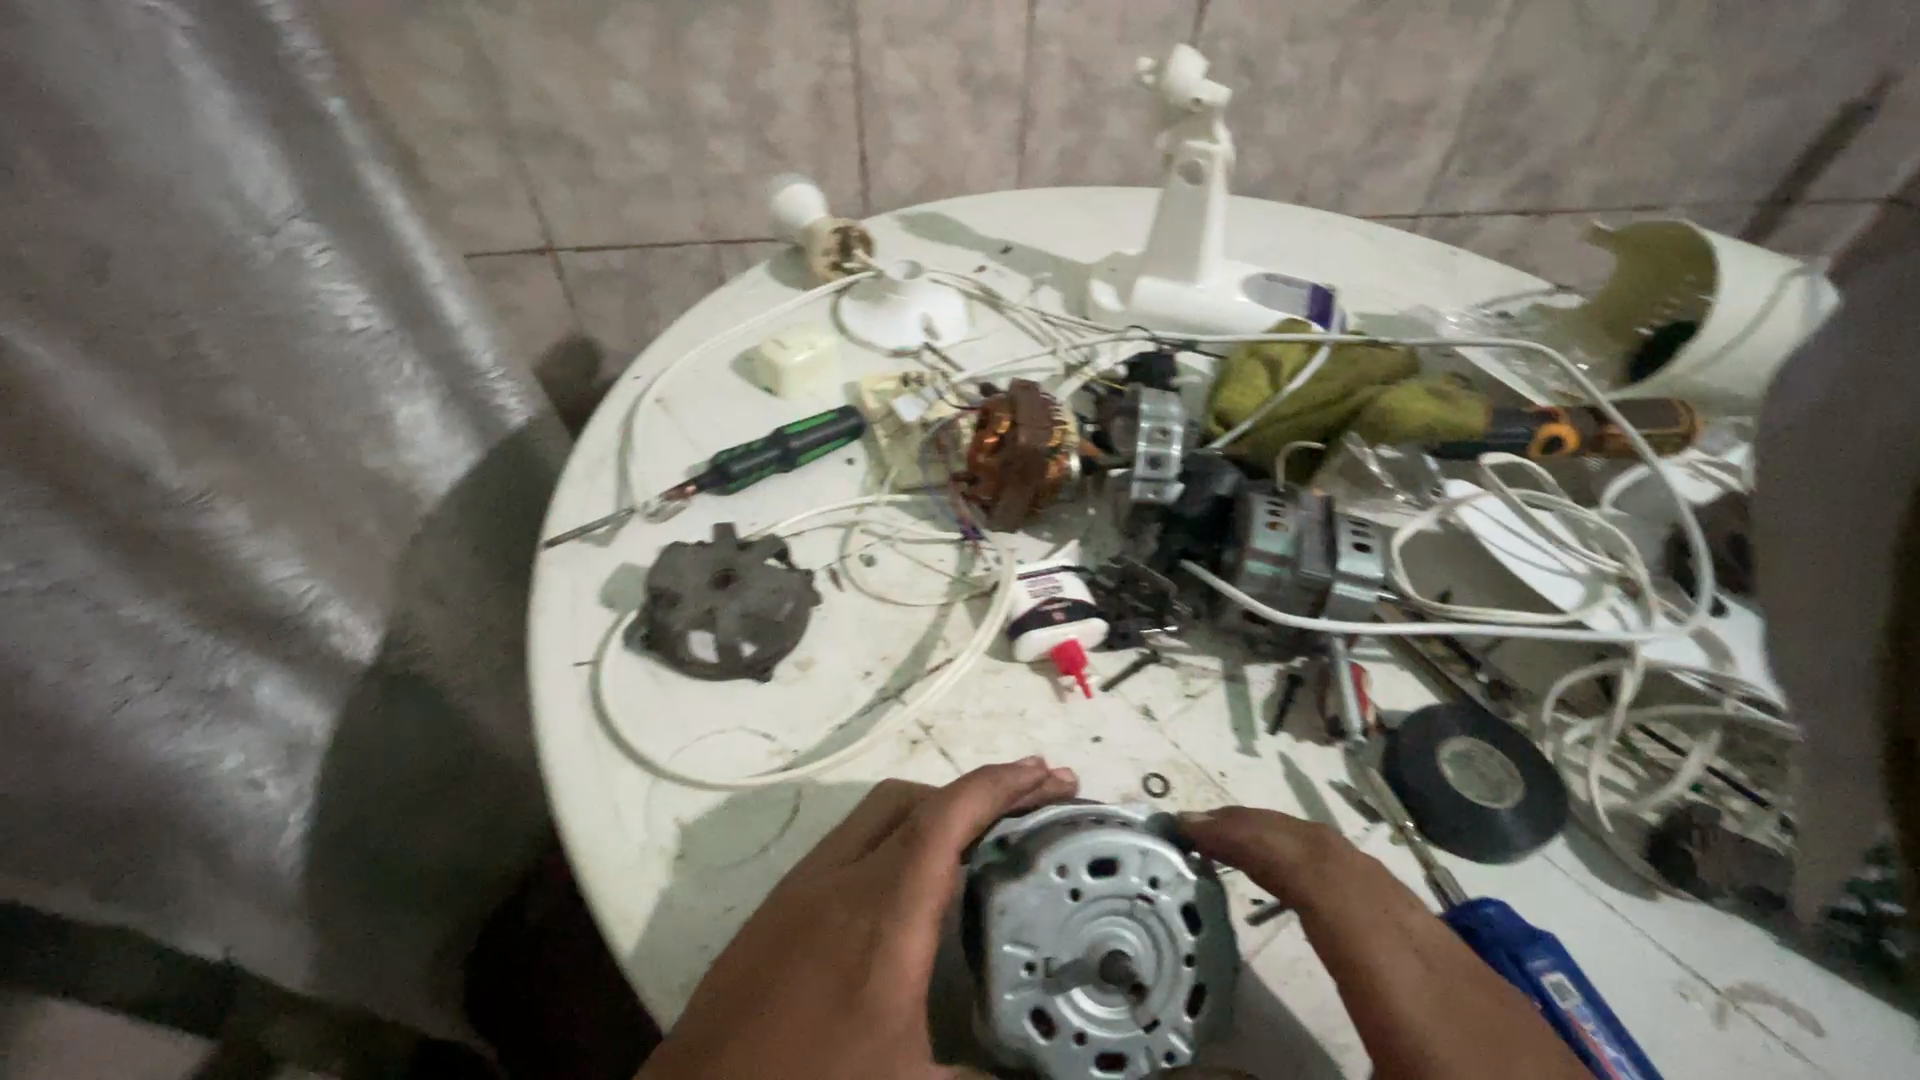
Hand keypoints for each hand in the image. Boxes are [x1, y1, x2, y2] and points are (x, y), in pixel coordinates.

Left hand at [639, 757, 1079, 1079]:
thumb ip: (981, 1072)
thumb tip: (1041, 1072)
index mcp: (884, 916)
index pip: (945, 821)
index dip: (997, 786)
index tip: (1045, 775)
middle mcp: (842, 880)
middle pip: (914, 800)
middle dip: (975, 789)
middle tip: (1029, 801)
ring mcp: (805, 884)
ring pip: (878, 813)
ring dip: (934, 807)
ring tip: (981, 830)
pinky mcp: (781, 901)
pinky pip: (850, 841)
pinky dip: (896, 834)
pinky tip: (912, 873)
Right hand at [1179, 807, 1587, 1079]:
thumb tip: (1177, 1074)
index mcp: (1411, 999)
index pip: (1322, 883)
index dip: (1251, 841)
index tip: (1189, 830)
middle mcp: (1439, 961)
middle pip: (1342, 860)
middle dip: (1261, 828)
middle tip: (1194, 831)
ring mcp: (1467, 969)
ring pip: (1371, 874)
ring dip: (1297, 848)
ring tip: (1237, 853)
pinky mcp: (1480, 985)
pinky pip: (1391, 900)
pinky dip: (1331, 877)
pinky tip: (1311, 905)